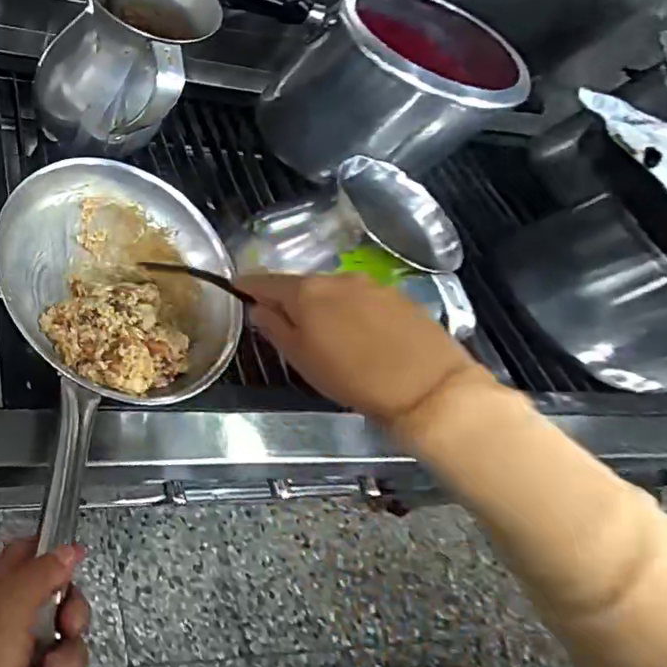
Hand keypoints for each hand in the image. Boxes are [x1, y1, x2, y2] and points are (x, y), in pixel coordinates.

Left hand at [0, 539, 89, 666]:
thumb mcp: (11, 603)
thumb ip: (43, 572)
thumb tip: (69, 548)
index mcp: (7, 583)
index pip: (37, 554)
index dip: (58, 556)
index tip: (75, 567)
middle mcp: (20, 614)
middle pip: (66, 603)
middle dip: (74, 621)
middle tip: (64, 632)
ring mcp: (29, 656)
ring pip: (71, 649)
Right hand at [236, 273, 488, 429]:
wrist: (430, 389)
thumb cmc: (353, 377)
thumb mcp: (301, 359)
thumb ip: (274, 328)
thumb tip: (258, 309)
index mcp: (305, 291)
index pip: (265, 281)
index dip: (247, 287)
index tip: (237, 291)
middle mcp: (336, 278)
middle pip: (300, 285)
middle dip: (287, 300)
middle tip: (281, 325)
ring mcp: (370, 284)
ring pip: (331, 291)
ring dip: (320, 306)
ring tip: (322, 335)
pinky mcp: (397, 296)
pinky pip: (359, 298)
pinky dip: (348, 311)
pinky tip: (356, 336)